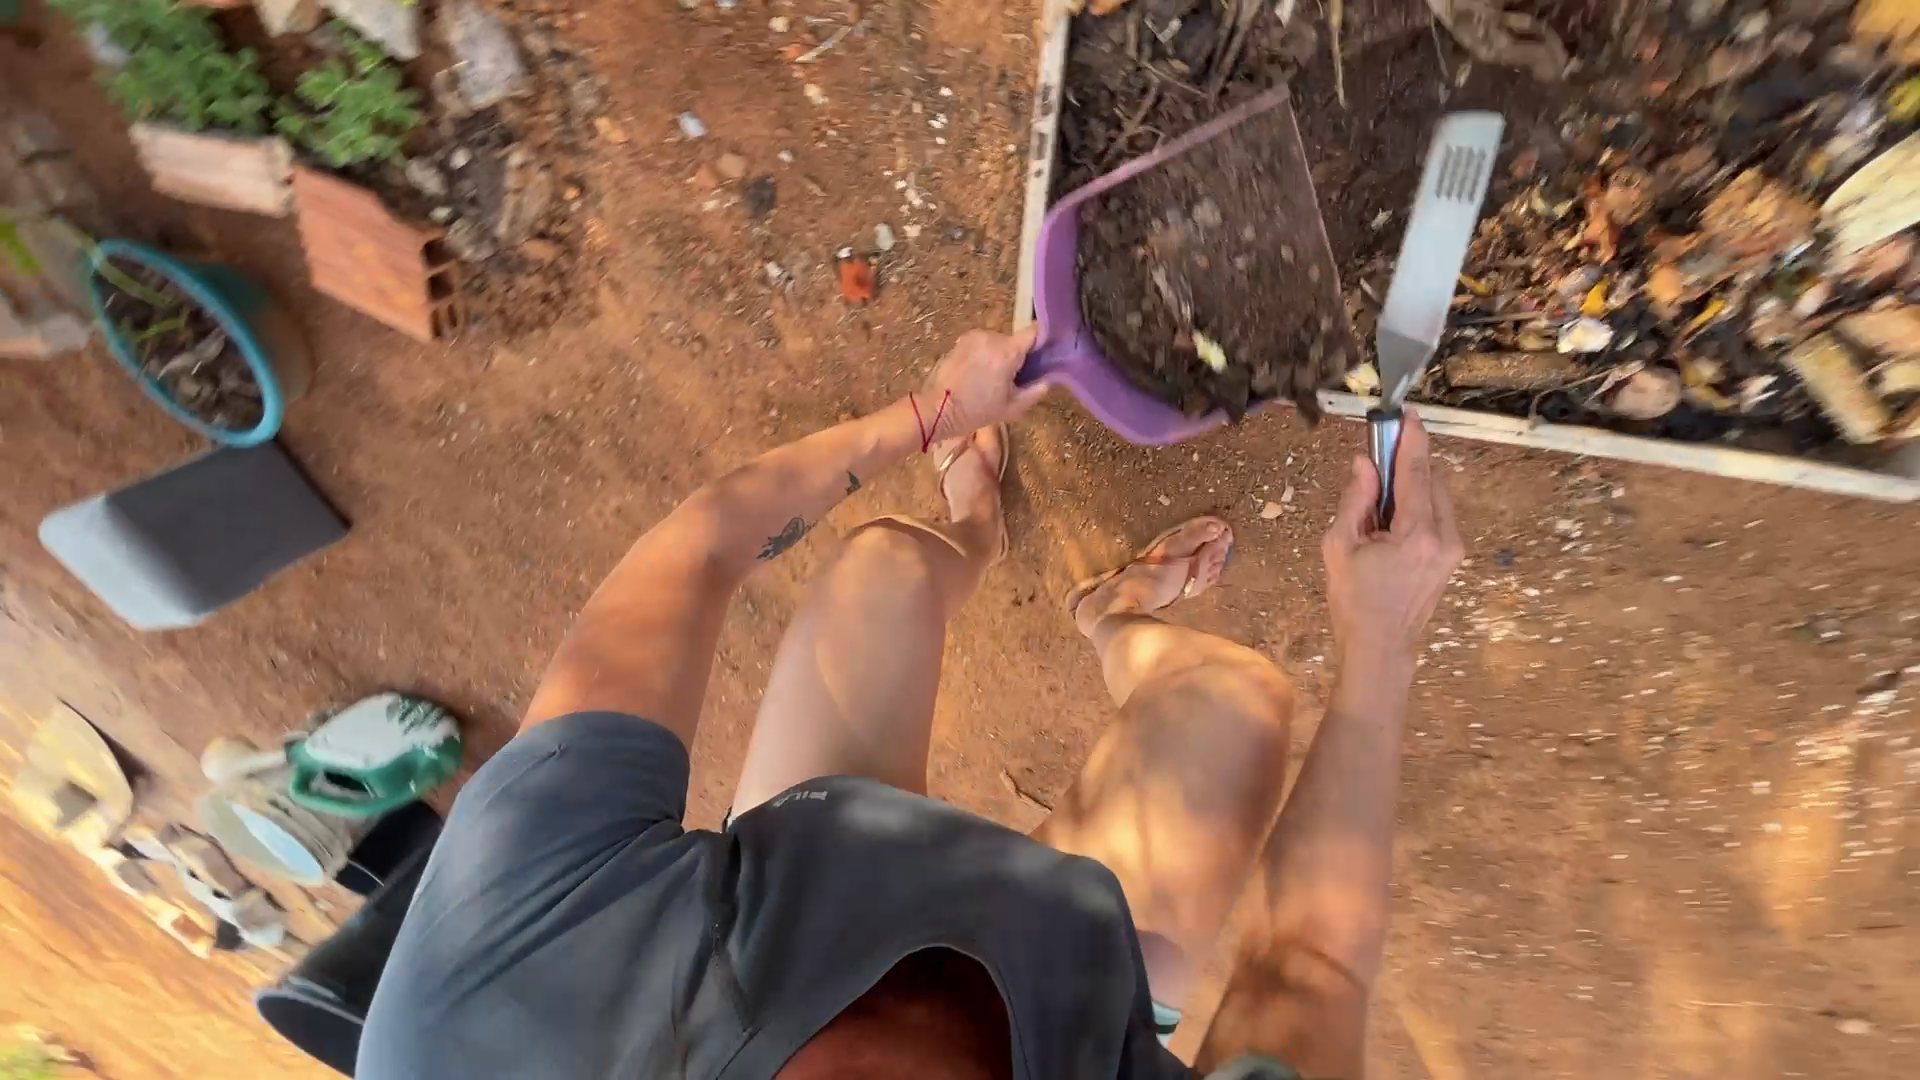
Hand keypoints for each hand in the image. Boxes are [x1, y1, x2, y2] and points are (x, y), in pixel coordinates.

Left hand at [918, 326, 1048, 439]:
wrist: (935, 409)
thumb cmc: (975, 412)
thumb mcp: (1011, 409)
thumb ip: (1034, 392)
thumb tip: (1047, 380)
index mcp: (1006, 352)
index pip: (1035, 331)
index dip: (1043, 341)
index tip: (1044, 355)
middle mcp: (991, 337)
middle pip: (1015, 340)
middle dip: (1017, 356)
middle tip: (1013, 379)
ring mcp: (973, 337)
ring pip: (998, 343)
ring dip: (999, 356)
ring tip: (991, 380)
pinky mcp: (960, 341)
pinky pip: (982, 345)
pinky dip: (984, 356)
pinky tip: (977, 375)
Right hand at [1321, 410, 1463, 671]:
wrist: (1380, 645)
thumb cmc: (1352, 599)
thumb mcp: (1339, 546)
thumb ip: (1354, 500)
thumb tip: (1364, 463)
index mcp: (1417, 533)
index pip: (1417, 472)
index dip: (1412, 439)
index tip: (1407, 413)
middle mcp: (1445, 536)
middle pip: (1431, 480)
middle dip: (1406, 461)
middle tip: (1376, 455)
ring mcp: (1454, 547)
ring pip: (1436, 496)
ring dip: (1410, 484)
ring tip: (1376, 496)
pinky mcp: (1452, 556)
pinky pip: (1437, 514)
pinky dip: (1415, 504)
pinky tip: (1389, 517)